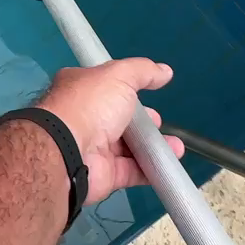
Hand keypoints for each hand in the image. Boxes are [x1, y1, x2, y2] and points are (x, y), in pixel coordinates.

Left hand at [33, 58, 184, 203]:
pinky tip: (169, 163)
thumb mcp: (119, 76)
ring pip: (128, 146)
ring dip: (152, 146)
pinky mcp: (104, 174)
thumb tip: (165, 70)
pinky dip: (151, 168)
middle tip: (158, 122)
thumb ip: (142, 71)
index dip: (126, 88)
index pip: (105, 86)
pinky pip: (132, 171)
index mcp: (80, 89)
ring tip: (175, 146)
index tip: (146, 93)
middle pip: (118, 118)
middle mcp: (84, 116)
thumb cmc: (90, 104)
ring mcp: (93, 146)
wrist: (69, 150)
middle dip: (142, 121)